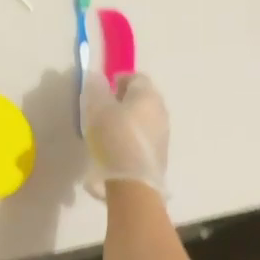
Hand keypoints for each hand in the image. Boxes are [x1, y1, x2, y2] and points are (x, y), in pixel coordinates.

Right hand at [83, 73, 170, 197]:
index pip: (135, 77)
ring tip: (106, 131)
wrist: (133, 182)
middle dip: (123, 100)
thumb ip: (96, 89)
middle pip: (141, 97)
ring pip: (143, 118)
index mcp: (147, 95)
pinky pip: (144, 137)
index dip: (117, 80)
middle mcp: (160, 110)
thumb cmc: (114, 138)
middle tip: (102, 109)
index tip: (101, 91)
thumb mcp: (96, 109)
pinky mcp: (160, 153)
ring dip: (127, 120)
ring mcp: (163, 133)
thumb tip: (97, 77)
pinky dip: (131, 137)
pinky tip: (116, 149)